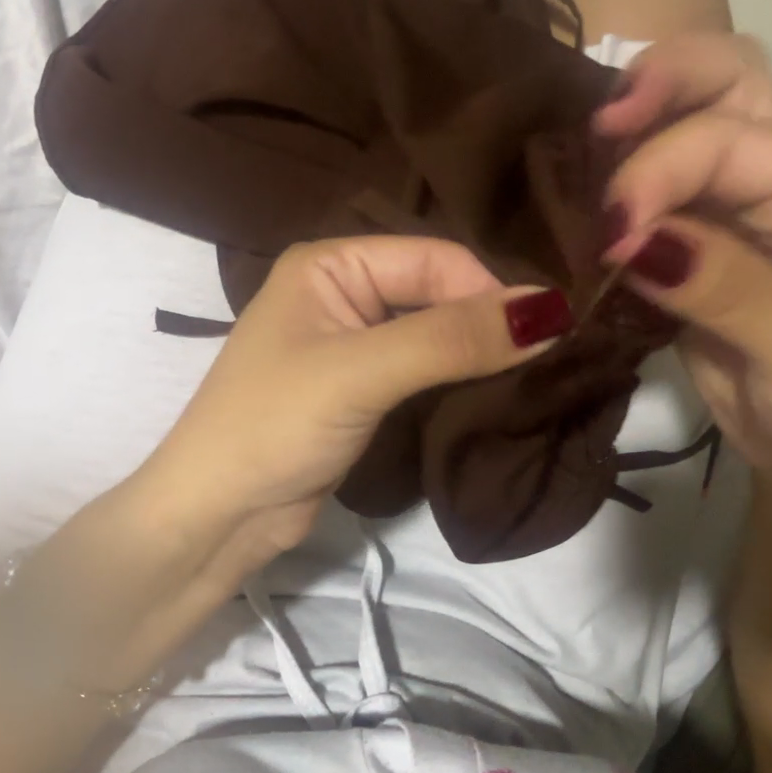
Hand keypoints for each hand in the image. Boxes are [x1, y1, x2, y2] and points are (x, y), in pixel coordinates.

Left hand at [138, 237, 569, 585]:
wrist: (216, 514)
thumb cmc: (273, 426)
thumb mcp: (360, 373)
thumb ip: (451, 339)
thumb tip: (553, 310)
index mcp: (328, 264)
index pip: (433, 258)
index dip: (491, 290)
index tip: (553, 333)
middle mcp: (339, 293)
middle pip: (436, 292)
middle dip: (489, 322)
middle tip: (555, 357)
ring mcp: (348, 346)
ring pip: (432, 334)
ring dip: (478, 353)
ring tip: (539, 376)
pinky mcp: (358, 393)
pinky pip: (420, 372)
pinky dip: (456, 380)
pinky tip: (496, 396)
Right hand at [595, 35, 771, 482]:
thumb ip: (728, 289)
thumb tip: (629, 238)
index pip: (730, 138)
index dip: (658, 170)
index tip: (609, 237)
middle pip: (725, 85)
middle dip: (656, 86)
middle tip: (591, 127)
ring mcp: (736, 216)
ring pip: (681, 132)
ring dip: (626, 137)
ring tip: (569, 163)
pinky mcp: (693, 256)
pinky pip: (649, 205)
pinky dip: (610, 196)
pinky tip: (571, 209)